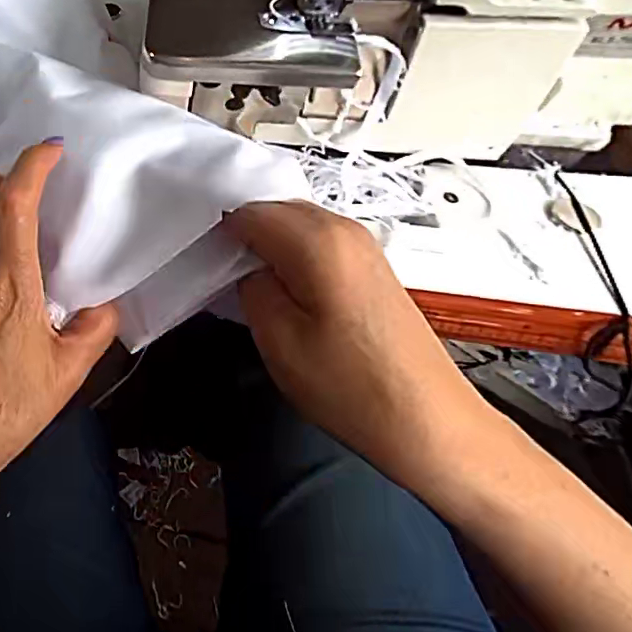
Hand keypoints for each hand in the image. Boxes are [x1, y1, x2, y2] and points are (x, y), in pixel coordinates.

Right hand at [223, 201, 477, 487]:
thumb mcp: (277, 339)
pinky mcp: (373, 269)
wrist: (427, 421)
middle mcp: (346, 231)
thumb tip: (245, 268)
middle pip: (275, 210)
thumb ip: (250, 287)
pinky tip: (289, 296)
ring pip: (297, 226)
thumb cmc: (357, 388)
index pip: (247, 212)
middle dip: (244, 237)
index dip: (218, 234)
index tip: (203, 262)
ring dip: (270, 248)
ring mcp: (364, 248)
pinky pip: (319, 245)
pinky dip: (295, 259)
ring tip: (256, 291)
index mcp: (318, 240)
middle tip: (223, 277)